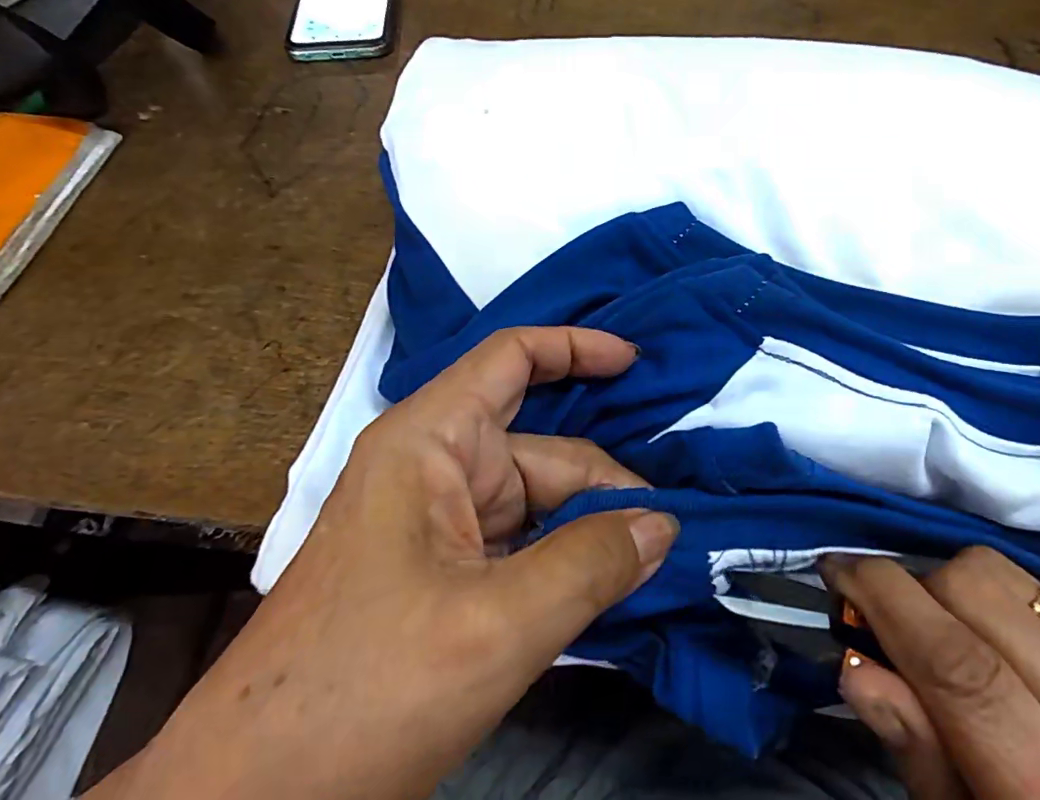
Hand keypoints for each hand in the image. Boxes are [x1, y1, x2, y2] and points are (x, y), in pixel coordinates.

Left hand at [92, 327, 679, 799]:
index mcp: (430, 444)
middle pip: (544, 449)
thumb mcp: (498, 625)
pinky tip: (615, 586)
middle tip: (675, 527)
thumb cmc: (365, 692)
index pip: (510, 360)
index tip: (637, 363)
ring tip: (657, 559)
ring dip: (594, 529)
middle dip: (607, 483)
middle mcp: (434, 472)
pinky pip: (524, 549)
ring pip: (539, 506)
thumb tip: (664, 525)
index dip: (575, 347)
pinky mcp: (442, 581)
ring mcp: (437, 529)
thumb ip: (593, 564)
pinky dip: (568, 561)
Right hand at [822, 548, 1039, 799]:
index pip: (968, 675)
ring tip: (955, 636)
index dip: (893, 606)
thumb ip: (927, 763)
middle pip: (991, 597)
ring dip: (967, 596)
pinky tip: (1027, 668)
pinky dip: (1023, 622)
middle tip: (892, 618)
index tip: (839, 570)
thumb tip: (856, 665)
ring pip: (1027, 582)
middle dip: (921, 587)